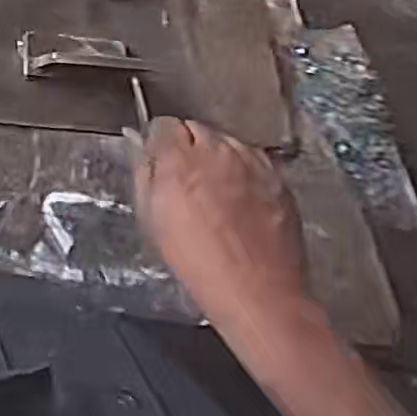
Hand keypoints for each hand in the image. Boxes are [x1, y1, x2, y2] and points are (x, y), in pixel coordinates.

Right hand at [130, 117, 307, 334]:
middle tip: (180, 173)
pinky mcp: (279, 181)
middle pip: (195, 127)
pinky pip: (254, 159)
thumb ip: (143, 170)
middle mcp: (218, 152)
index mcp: (179, 158)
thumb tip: (136, 142)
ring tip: (211, 184)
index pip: (163, 124)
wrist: (256, 291)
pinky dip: (241, 167)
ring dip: (214, 153)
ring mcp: (253, 165)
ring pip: (226, 140)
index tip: (155, 157)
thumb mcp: (150, 213)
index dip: (156, 140)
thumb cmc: (193, 256)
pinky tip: (237, 193)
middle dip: (185, 143)